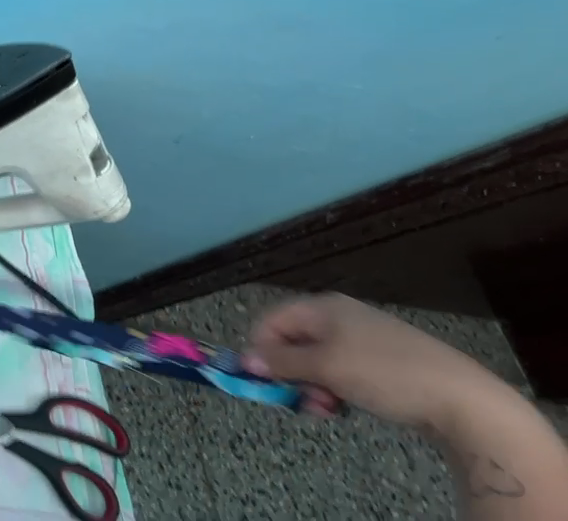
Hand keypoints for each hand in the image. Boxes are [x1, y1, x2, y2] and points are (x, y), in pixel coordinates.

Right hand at [243, 293, 497, 427]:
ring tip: (331, 408)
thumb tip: (244, 360)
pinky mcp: (391, 360)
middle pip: (295, 341)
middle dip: (293, 372)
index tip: (268, 382)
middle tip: (306, 401)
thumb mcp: (325, 368)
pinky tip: (352, 405)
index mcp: (322, 306)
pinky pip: (348, 368)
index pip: (270, 322)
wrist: (469, 402)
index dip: (261, 350)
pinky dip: (341, 386)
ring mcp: (369, 337)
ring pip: (321, 358)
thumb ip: (280, 362)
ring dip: (316, 384)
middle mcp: (342, 315)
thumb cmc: (385, 374)